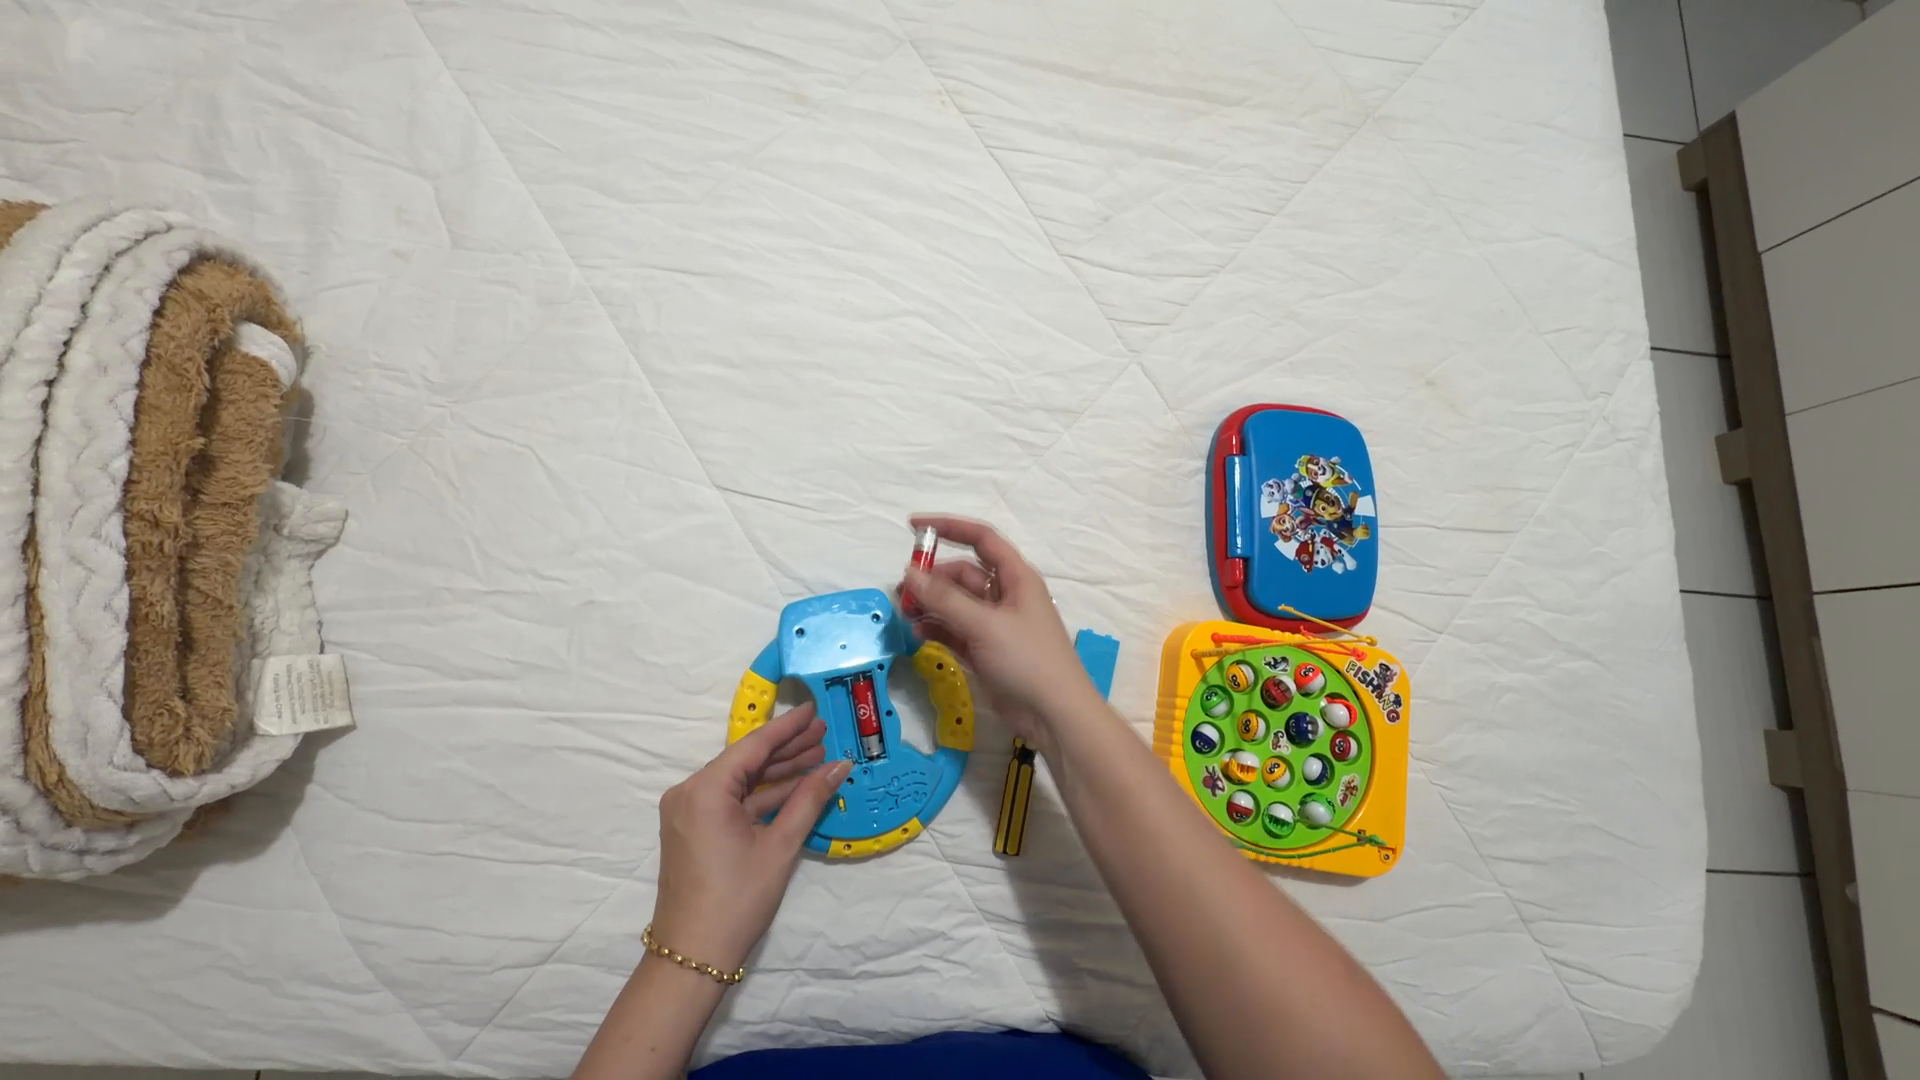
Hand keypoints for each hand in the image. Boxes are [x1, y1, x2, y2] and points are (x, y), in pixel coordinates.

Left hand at [649, 703, 850, 972]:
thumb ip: (809, 798)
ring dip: (777, 771)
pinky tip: (795, 786)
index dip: (788, 727)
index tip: (813, 709)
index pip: (754, 746)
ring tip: (817, 756)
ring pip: (740, 780)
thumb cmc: (738, 898)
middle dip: (786, 749)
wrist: (692, 956)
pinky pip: (732, 800)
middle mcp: (689, 792)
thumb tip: (840, 765)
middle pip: (746, 760)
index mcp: (704, 789)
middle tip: (824, 733)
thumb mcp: (780, 845)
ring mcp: (688, 811)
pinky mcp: (693, 829)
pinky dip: (762, 795)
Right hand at [902, 514, 1099, 754]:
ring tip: (905, 612)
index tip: (913, 526)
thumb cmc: (1027, 659)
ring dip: (932, 604)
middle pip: (964, 573)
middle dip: (933, 577)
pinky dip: (939, 628)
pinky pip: (957, 629)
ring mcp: (996, 624)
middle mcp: (1006, 595)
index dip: (949, 528)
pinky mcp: (987, 650)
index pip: (981, 539)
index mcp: (1016, 577)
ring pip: (957, 603)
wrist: (1054, 714)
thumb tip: (909, 574)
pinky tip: (919, 632)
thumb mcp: (984, 624)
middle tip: (902, 590)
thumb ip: (945, 599)